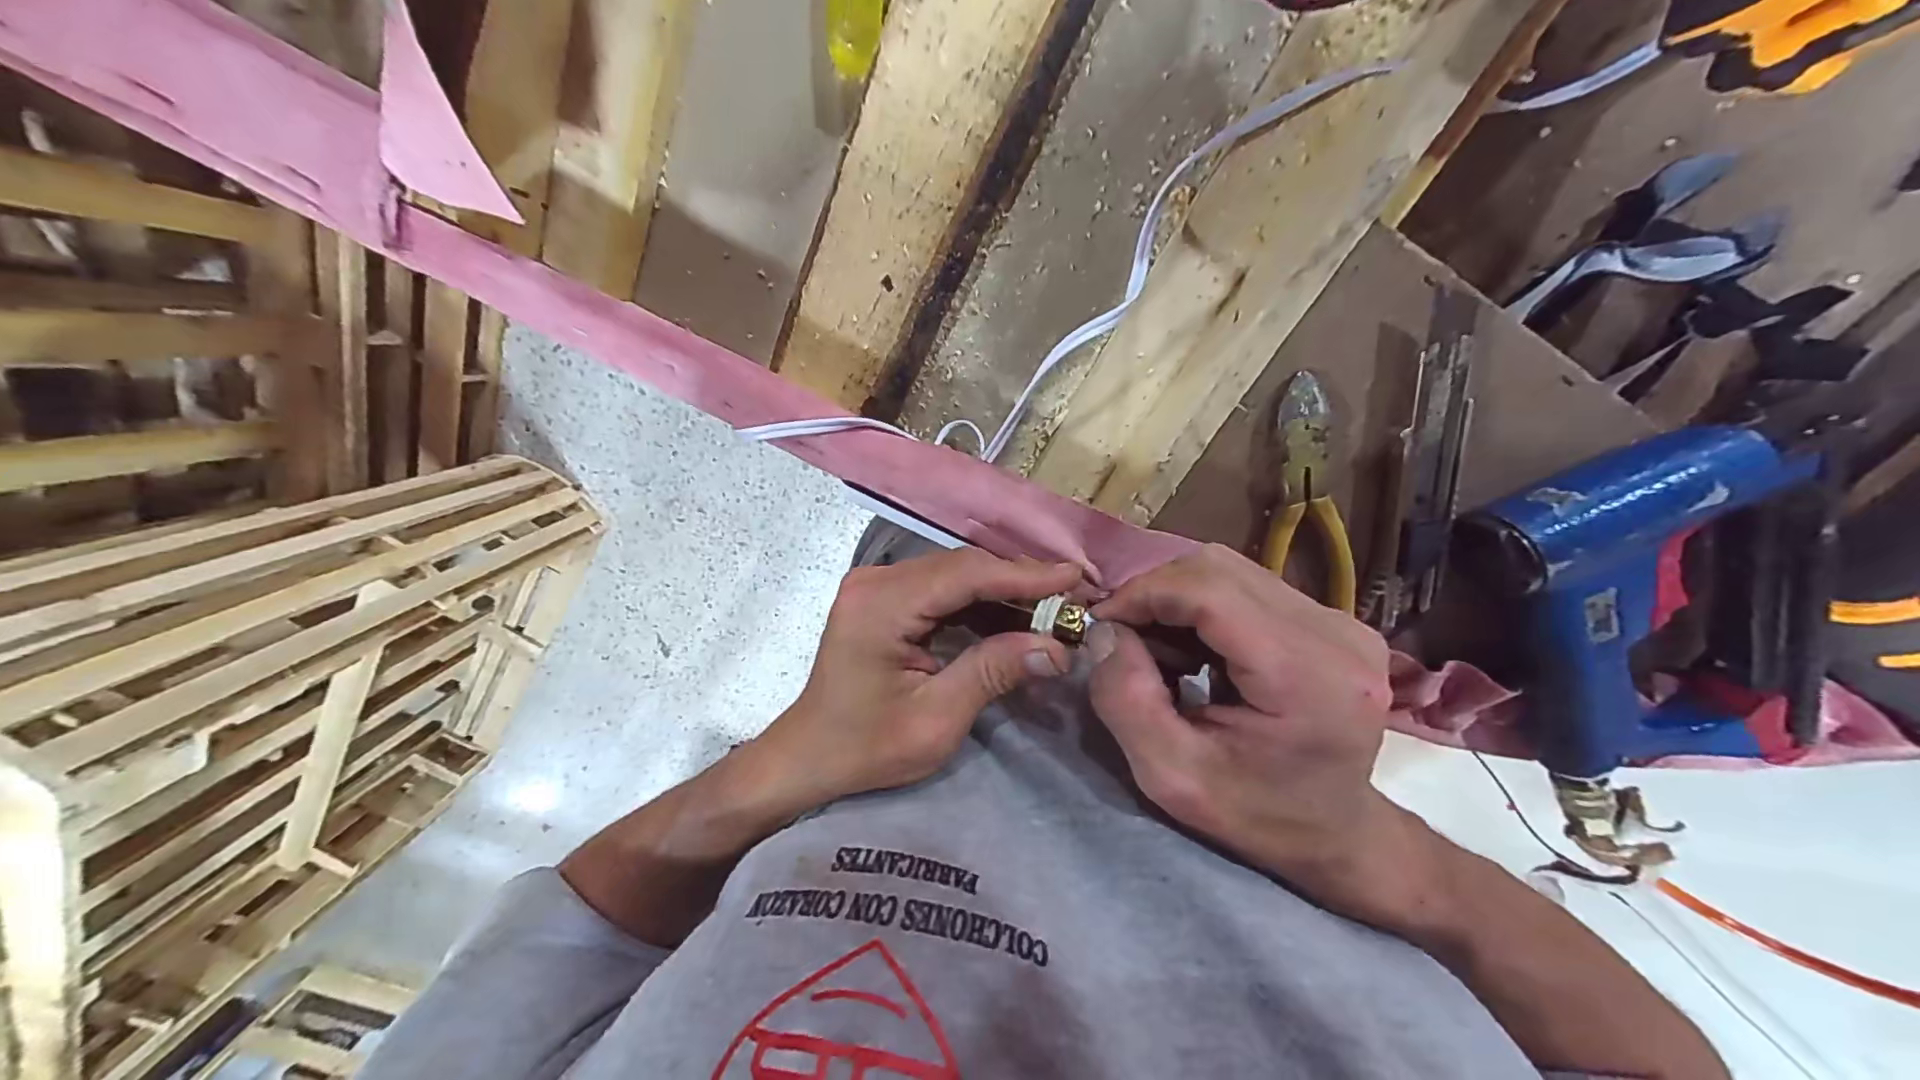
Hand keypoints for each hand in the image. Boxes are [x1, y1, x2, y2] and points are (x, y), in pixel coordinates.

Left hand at [757, 548, 1082, 806]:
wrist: (810, 755)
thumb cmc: (866, 748)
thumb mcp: (936, 719)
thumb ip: (993, 672)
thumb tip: (1057, 648)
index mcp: (881, 606)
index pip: (965, 575)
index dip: (1024, 575)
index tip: (1075, 578)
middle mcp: (876, 581)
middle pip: (962, 567)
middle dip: (1020, 581)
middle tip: (1074, 596)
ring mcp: (877, 585)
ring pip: (956, 573)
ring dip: (1004, 589)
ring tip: (1055, 605)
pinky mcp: (884, 597)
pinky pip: (942, 588)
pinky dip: (981, 600)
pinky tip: (1016, 614)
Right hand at [1087, 545, 1411, 915]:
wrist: (1336, 835)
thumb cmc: (1255, 816)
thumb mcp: (1170, 776)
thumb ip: (1126, 699)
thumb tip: (1105, 631)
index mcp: (1307, 677)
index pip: (1210, 591)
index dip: (1144, 594)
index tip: (1101, 625)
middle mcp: (1336, 635)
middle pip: (1218, 570)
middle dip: (1154, 594)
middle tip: (1121, 637)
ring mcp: (1341, 622)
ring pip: (1229, 572)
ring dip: (1175, 600)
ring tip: (1155, 649)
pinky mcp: (1332, 621)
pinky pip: (1246, 587)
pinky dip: (1200, 607)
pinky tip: (1189, 650)